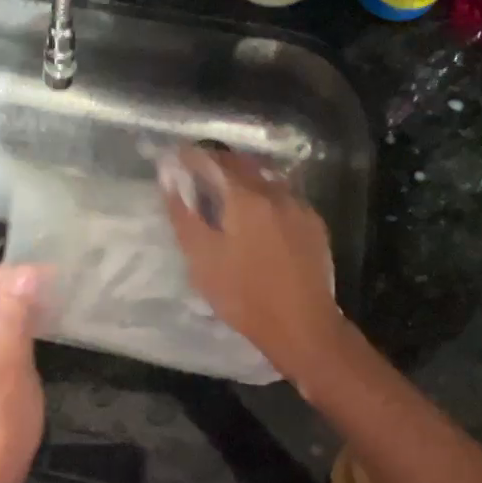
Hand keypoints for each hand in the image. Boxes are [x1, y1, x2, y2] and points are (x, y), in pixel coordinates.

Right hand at [161, 146, 349, 388]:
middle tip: (197, 174)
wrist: (302, 326)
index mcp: (245, 196)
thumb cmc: (243, 295)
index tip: (176, 158)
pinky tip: (258, 216)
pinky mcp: (314, 224)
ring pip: (266, 177)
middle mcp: (276, 192)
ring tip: (226, 193)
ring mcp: (299, 207)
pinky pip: (284, 196)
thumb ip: (183, 213)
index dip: (192, 156)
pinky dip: (265, 195)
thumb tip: (168, 176)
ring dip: (244, 177)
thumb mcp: (201, 258)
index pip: (214, 161)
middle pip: (243, 163)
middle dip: (218, 163)